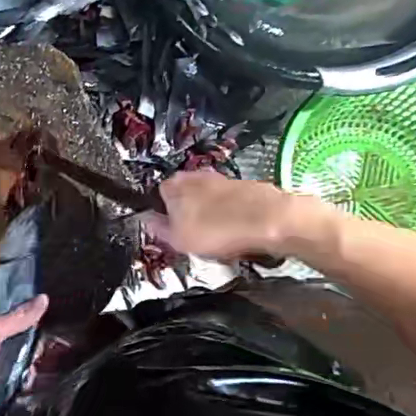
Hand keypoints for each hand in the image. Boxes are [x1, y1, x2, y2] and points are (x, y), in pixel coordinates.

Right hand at [149, 170, 327, 259]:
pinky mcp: (245, 186)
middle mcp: (196, 176)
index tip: (171, 232)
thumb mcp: (178, 239)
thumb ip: (159, 229)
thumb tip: (146, 219)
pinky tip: (237, 232)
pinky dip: (230, 216)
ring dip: (210, 216)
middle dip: (187, 214)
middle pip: (184, 196)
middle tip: (194, 237)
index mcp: (175, 185)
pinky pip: (229, 204)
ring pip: (207, 200)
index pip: (159, 194)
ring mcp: (222, 179)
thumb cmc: (217, 230)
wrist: (270, 219)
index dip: (163, 214)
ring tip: (218, 238)